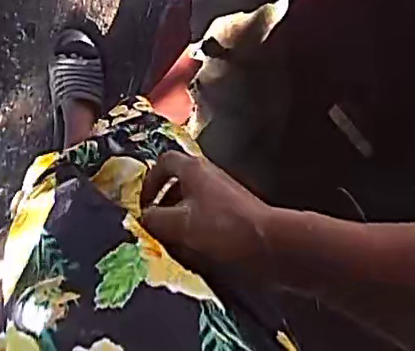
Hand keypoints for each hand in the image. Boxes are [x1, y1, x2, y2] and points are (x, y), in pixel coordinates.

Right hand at [140, 150, 278, 270]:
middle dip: (163, 205)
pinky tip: (195, 251)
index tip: (144, 205)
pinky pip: (206, 216)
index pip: (163, 162)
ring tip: (173, 242)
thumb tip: (144, 219)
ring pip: (191, 202)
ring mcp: (221, 193)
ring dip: (179, 220)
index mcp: (192, 168)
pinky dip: (195, 229)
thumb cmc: (224, 228)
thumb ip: (156, 220)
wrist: (270, 244)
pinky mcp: (233, 212)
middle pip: (176, 182)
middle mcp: (207, 175)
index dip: (150, 182)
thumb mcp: (181, 225)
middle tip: (156, 226)